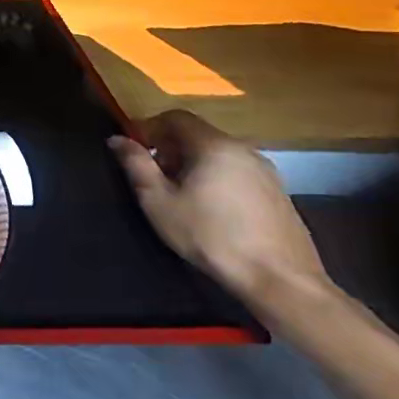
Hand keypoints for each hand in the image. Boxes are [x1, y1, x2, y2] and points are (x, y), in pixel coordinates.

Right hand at [109, 110, 326, 308]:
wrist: (281, 282)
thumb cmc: (211, 237)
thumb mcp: (160, 203)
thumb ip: (136, 165)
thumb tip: (117, 139)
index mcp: (213, 144)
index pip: (175, 117)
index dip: (150, 128)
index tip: (136, 152)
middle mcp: (242, 148)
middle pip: (198, 135)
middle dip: (171, 149)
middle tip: (156, 178)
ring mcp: (266, 171)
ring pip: (220, 155)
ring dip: (196, 165)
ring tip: (184, 197)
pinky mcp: (279, 193)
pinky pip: (239, 173)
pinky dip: (220, 180)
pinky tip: (215, 212)